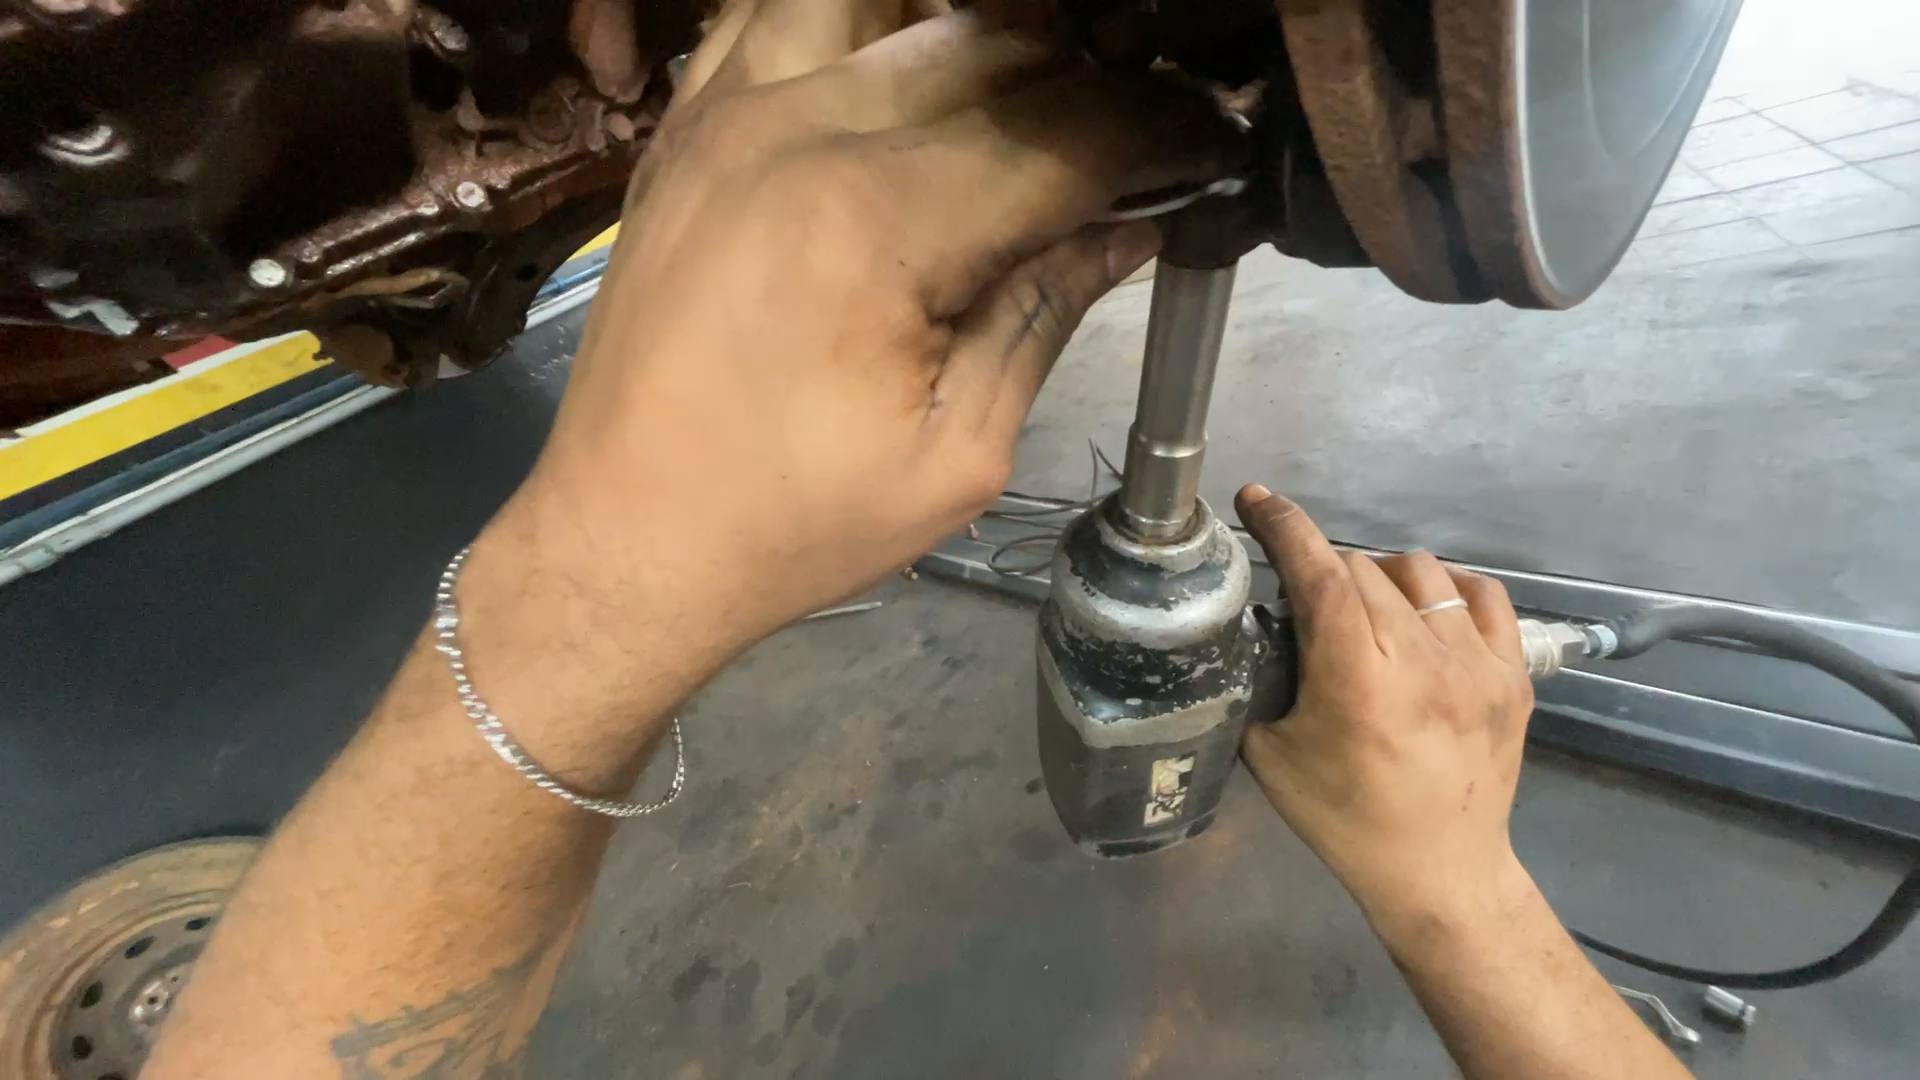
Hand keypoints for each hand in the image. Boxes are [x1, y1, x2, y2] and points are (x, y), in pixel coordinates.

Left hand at [492, 0, 1239, 659]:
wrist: (629, 542)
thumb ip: (1039, 323)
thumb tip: (1121, 234)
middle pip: (992, 52)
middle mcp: (800, 128)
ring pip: (891, 8)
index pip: (1062, 138)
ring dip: (988, 40)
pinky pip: (779, 20)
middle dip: (1093, 84)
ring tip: (1038, 103)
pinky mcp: (682, 135)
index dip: (1154, 134)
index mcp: (880, 224)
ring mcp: (725, 115)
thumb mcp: (953, 459)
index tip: (1209, 148)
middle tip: (1142, 136)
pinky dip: (867, 26)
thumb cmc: (795, 527)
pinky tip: (910, 70)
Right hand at [1233, 484, 1536, 932]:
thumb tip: (1248, 627)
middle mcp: (1422, 660)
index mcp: (1356, 679)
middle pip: (1361, 567)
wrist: (1441, 870)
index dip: (1284, 527)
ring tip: (1365, 610)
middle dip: (1321, 570)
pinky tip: (1424, 611)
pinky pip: (1483, 594)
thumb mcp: (1268, 751)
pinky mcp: (1515, 674)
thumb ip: (1255, 681)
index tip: (1256, 499)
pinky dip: (1444, 587)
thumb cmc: (1342, 815)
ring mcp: (1478, 664)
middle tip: (1305, 605)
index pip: (1320, 575)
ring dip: (1376, 576)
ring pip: (1418, 570)